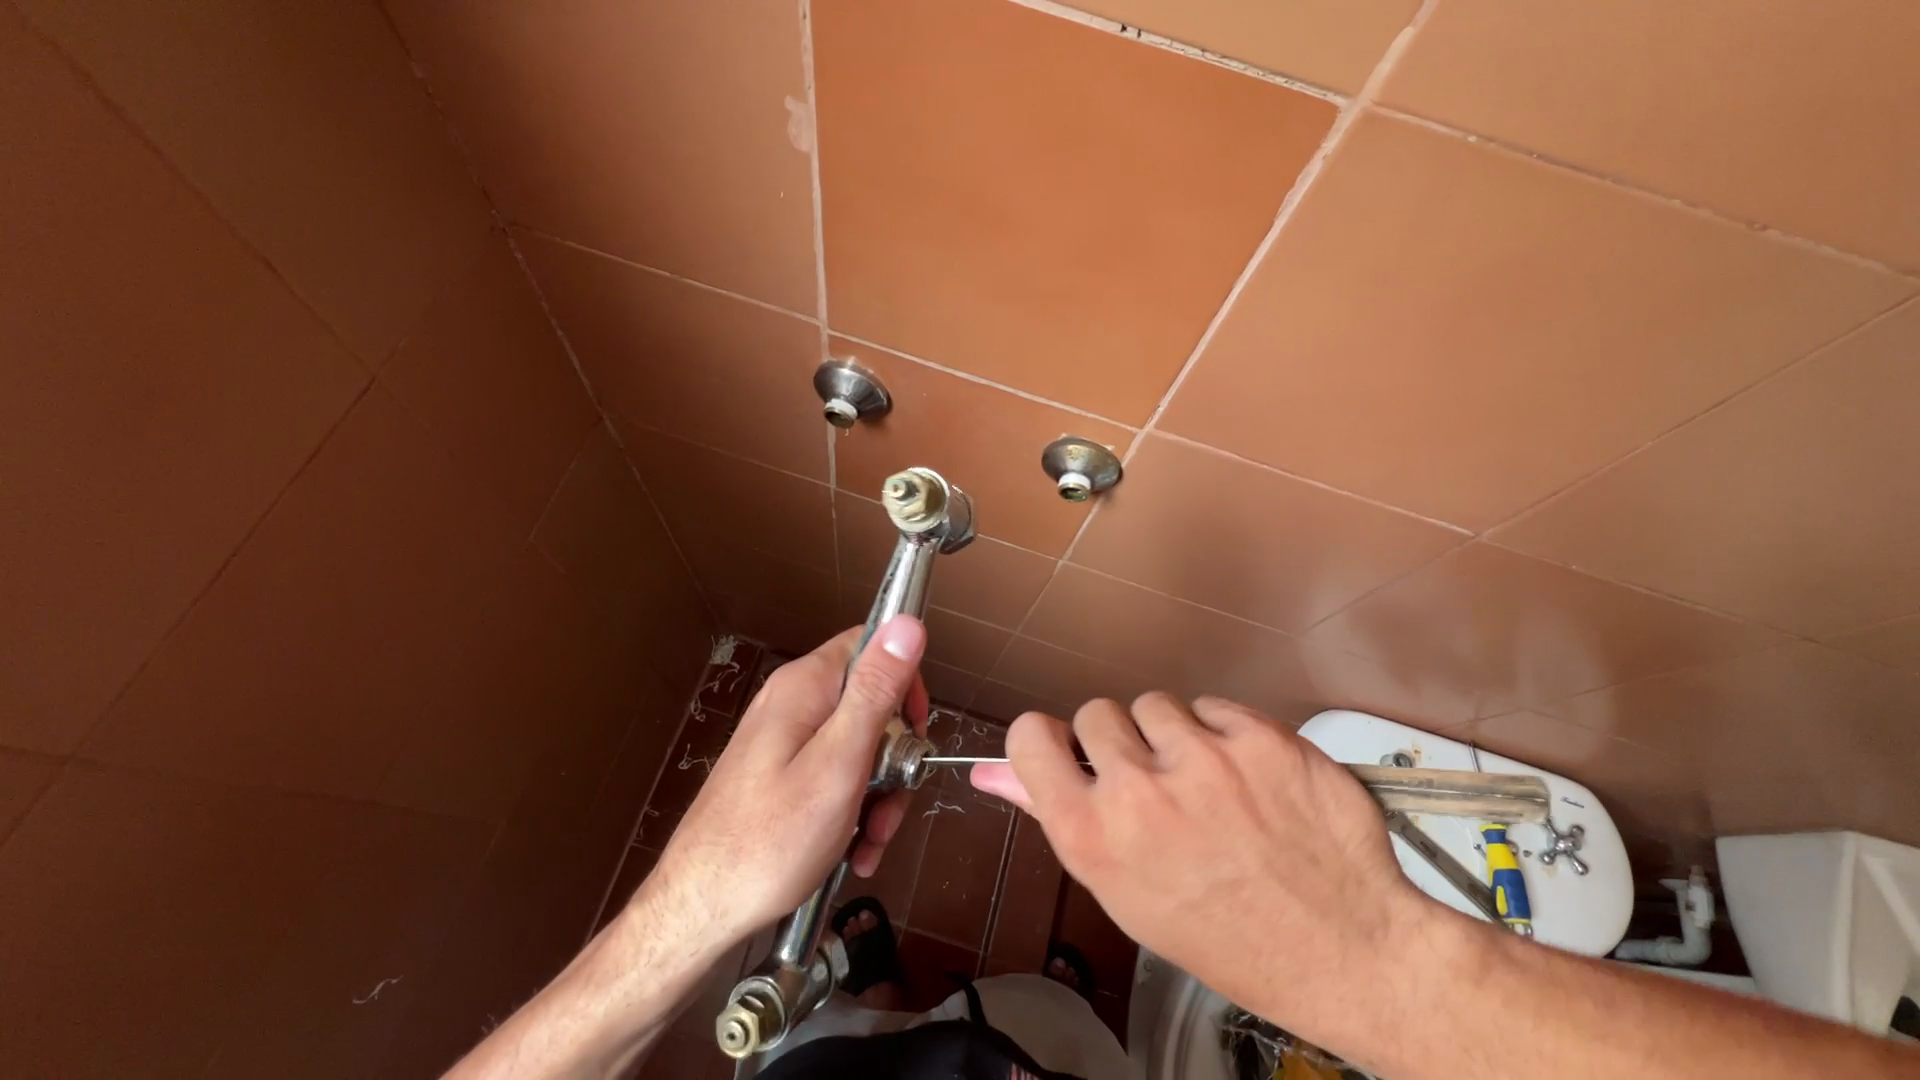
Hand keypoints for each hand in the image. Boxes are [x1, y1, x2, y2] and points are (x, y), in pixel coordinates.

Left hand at [644, 617, 928, 947]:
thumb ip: (875, 692)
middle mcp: (792, 703)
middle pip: (869, 704)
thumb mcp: (839, 763)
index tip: (915, 734)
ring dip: (878, 793)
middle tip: (893, 804)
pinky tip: (855, 849)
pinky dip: (852, 807)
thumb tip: (907, 622)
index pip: (872, 646)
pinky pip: (832, 775)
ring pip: (856, 747)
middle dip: (894, 756)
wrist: (700, 908)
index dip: (905, 684)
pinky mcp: (779, 775)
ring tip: (872, 841)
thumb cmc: (772, 840)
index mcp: (805, 687)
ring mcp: (783, 741)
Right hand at [971, 694, 1434, 1039]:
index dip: (1049, 741)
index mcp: (1093, 837)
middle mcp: (1140, 792)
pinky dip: (1225, 734)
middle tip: (1157, 787)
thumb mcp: (1121, 890)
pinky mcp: (1261, 738)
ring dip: (1174, 736)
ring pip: (1156, 704)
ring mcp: (1205, 760)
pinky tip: (1248, 779)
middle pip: (1096, 713)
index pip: (1030, 737)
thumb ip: (1056, 815)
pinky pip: (1213, 706)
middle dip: (1121, 745)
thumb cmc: (1222, 933)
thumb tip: (992, 775)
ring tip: (1207, 785)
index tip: (1071, 754)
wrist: (1342, 949)